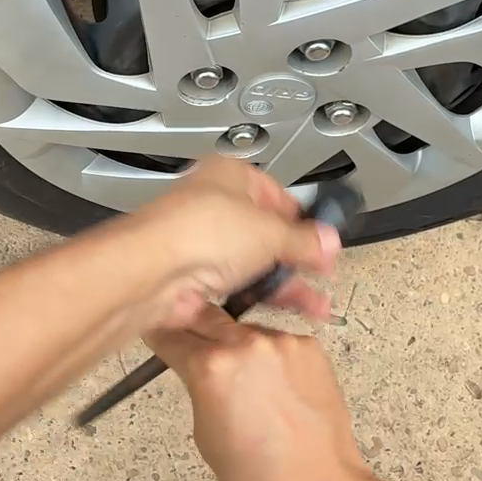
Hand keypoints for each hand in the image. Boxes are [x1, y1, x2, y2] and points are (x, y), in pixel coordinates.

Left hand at [120, 157, 340, 328]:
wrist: (154, 272)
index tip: (324, 242)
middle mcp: (213, 204)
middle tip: (319, 271)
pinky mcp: (196, 274)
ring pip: (252, 261)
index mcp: (231, 175)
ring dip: (283, 280)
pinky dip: (259, 294)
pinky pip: (236, 284)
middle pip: (266, 231)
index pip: (279, 195)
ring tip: (311, 298)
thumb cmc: (195, 231)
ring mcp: (203, 241)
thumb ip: (305, 240)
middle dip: (296, 255)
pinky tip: (278, 304)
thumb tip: (327, 241)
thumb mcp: (270, 231)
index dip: (305, 220)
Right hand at [145, 307, 377, 480]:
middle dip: (193, 327)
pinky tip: (278, 389)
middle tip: (192, 344)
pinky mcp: (309, 346)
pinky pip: (277, 342)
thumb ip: (196, 385)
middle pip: (205, 316)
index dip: (159, 335)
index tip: (156, 332)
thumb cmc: (258, 475)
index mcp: (211, 368)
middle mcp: (245, 344)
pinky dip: (271, 357)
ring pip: (244, 330)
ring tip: (249, 384)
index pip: (170, 334)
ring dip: (237, 346)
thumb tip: (195, 362)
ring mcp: (282, 341)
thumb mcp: (204, 432)